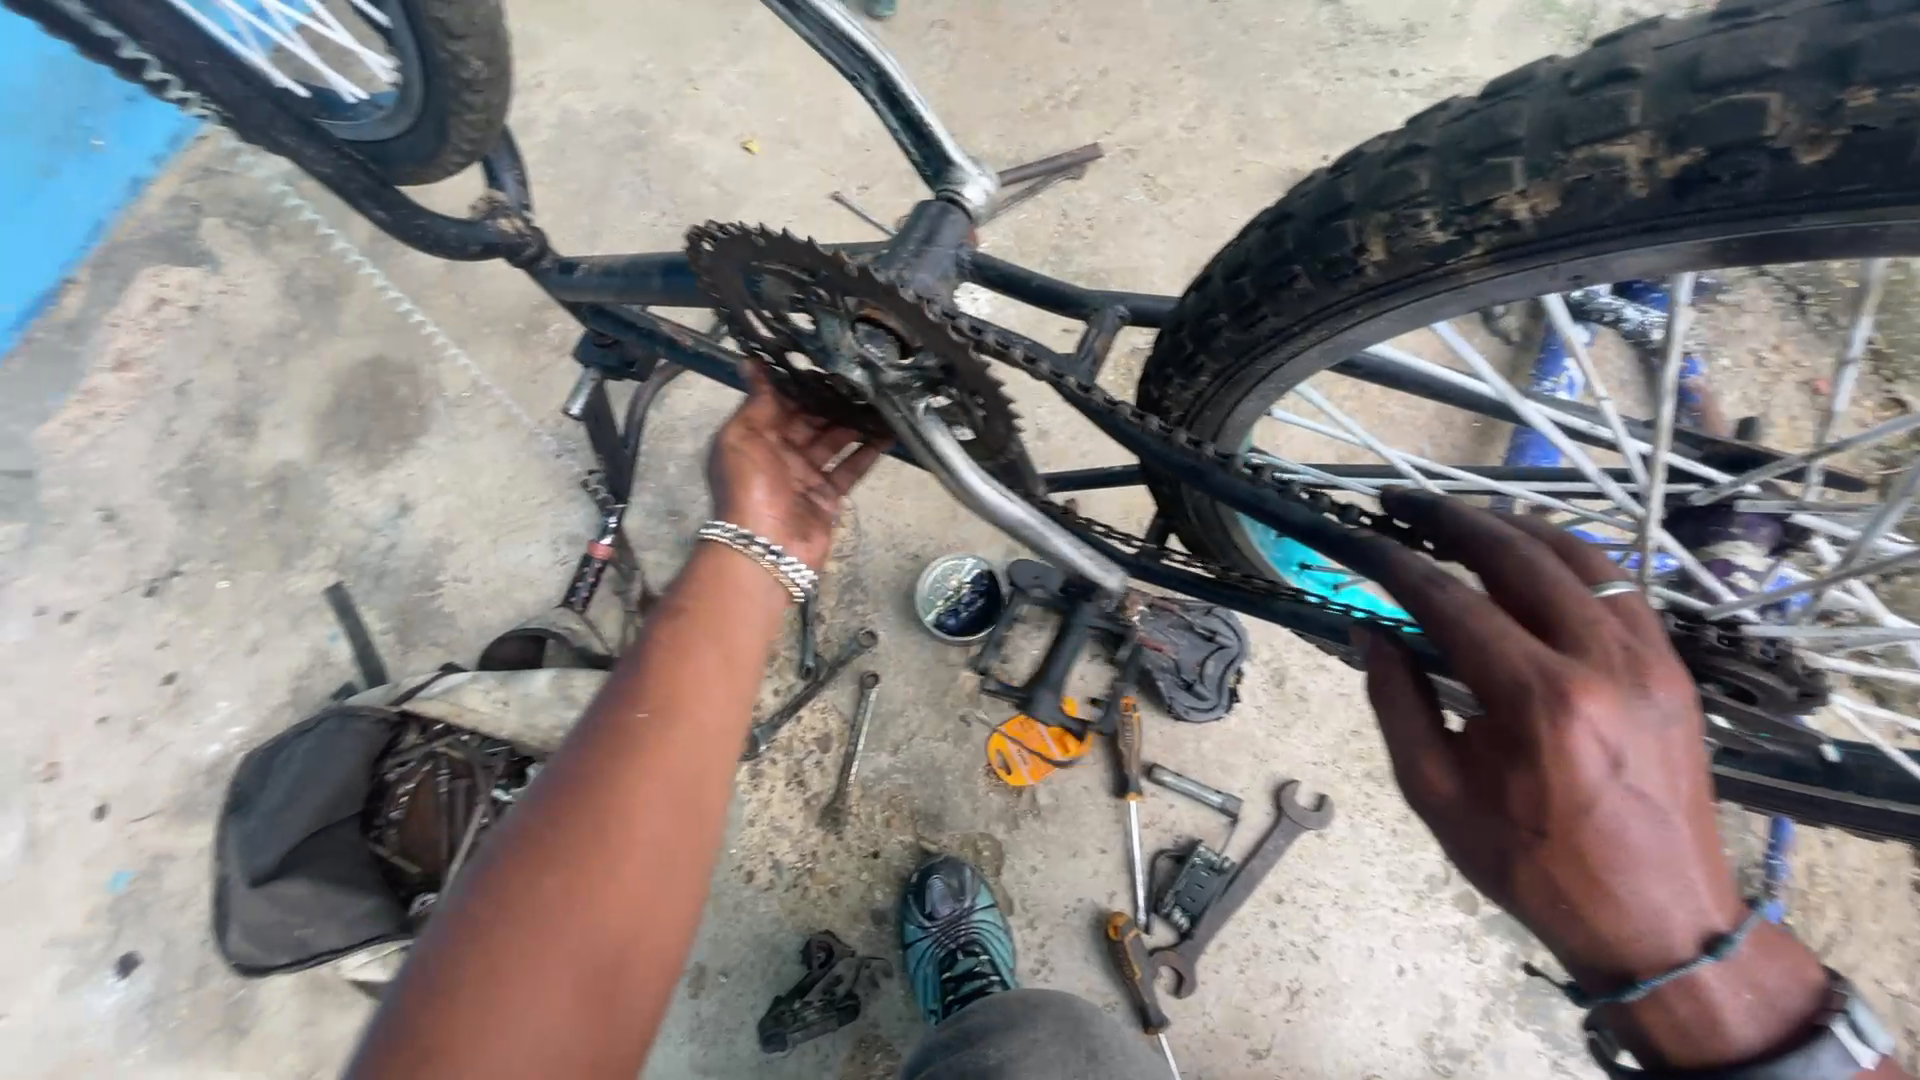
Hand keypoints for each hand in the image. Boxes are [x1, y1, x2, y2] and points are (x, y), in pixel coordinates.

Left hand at [706, 365, 887, 569]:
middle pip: (811, 421)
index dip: (803, 385)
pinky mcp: (829, 496)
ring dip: (855, 424)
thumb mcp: (742, 436)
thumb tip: (751, 361)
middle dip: (833, 403)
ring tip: (879, 402)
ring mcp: (806, 475)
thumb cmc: (750, 488)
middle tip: (861, 380)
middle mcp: (780, 453)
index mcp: (756, 437)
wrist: (767, 547)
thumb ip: (756, 401)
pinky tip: (886, 435)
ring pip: (834, 442)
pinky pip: (850, 469)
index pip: (781, 403)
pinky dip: (867, 453)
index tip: (828, 364)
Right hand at [1355, 490, 1826, 1068]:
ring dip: (1511, 525)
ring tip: (1460, 514)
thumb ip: (1395, 700)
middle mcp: (1601, 664)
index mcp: (1536, 700)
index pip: (1451, 601)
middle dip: (1451, 519)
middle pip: (1519, 557)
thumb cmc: (1527, 862)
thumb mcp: (1433, 790)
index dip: (1397, 564)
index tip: (1360, 540)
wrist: (1660, 920)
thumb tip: (1369, 630)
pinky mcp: (1674, 669)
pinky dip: (1565, 555)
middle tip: (1401, 501)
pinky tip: (1528, 552)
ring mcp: (1651, 661)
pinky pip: (1617, 586)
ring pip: (1579, 557)